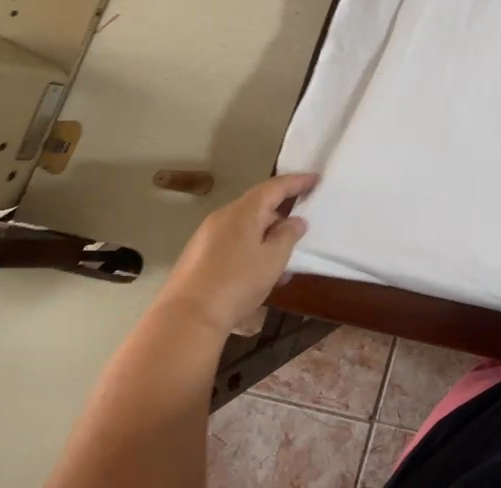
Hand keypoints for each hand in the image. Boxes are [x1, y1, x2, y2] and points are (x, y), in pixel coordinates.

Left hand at [153, 172, 316, 334]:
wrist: (186, 320)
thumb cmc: (236, 283)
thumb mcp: (273, 259)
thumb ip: (288, 235)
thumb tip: (295, 221)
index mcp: (243, 212)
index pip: (275, 187)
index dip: (297, 182)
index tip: (315, 179)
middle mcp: (222, 218)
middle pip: (257, 207)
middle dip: (280, 215)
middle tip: (300, 228)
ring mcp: (206, 238)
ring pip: (244, 228)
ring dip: (266, 238)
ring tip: (283, 260)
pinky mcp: (197, 258)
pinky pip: (232, 244)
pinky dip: (250, 250)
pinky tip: (259, 275)